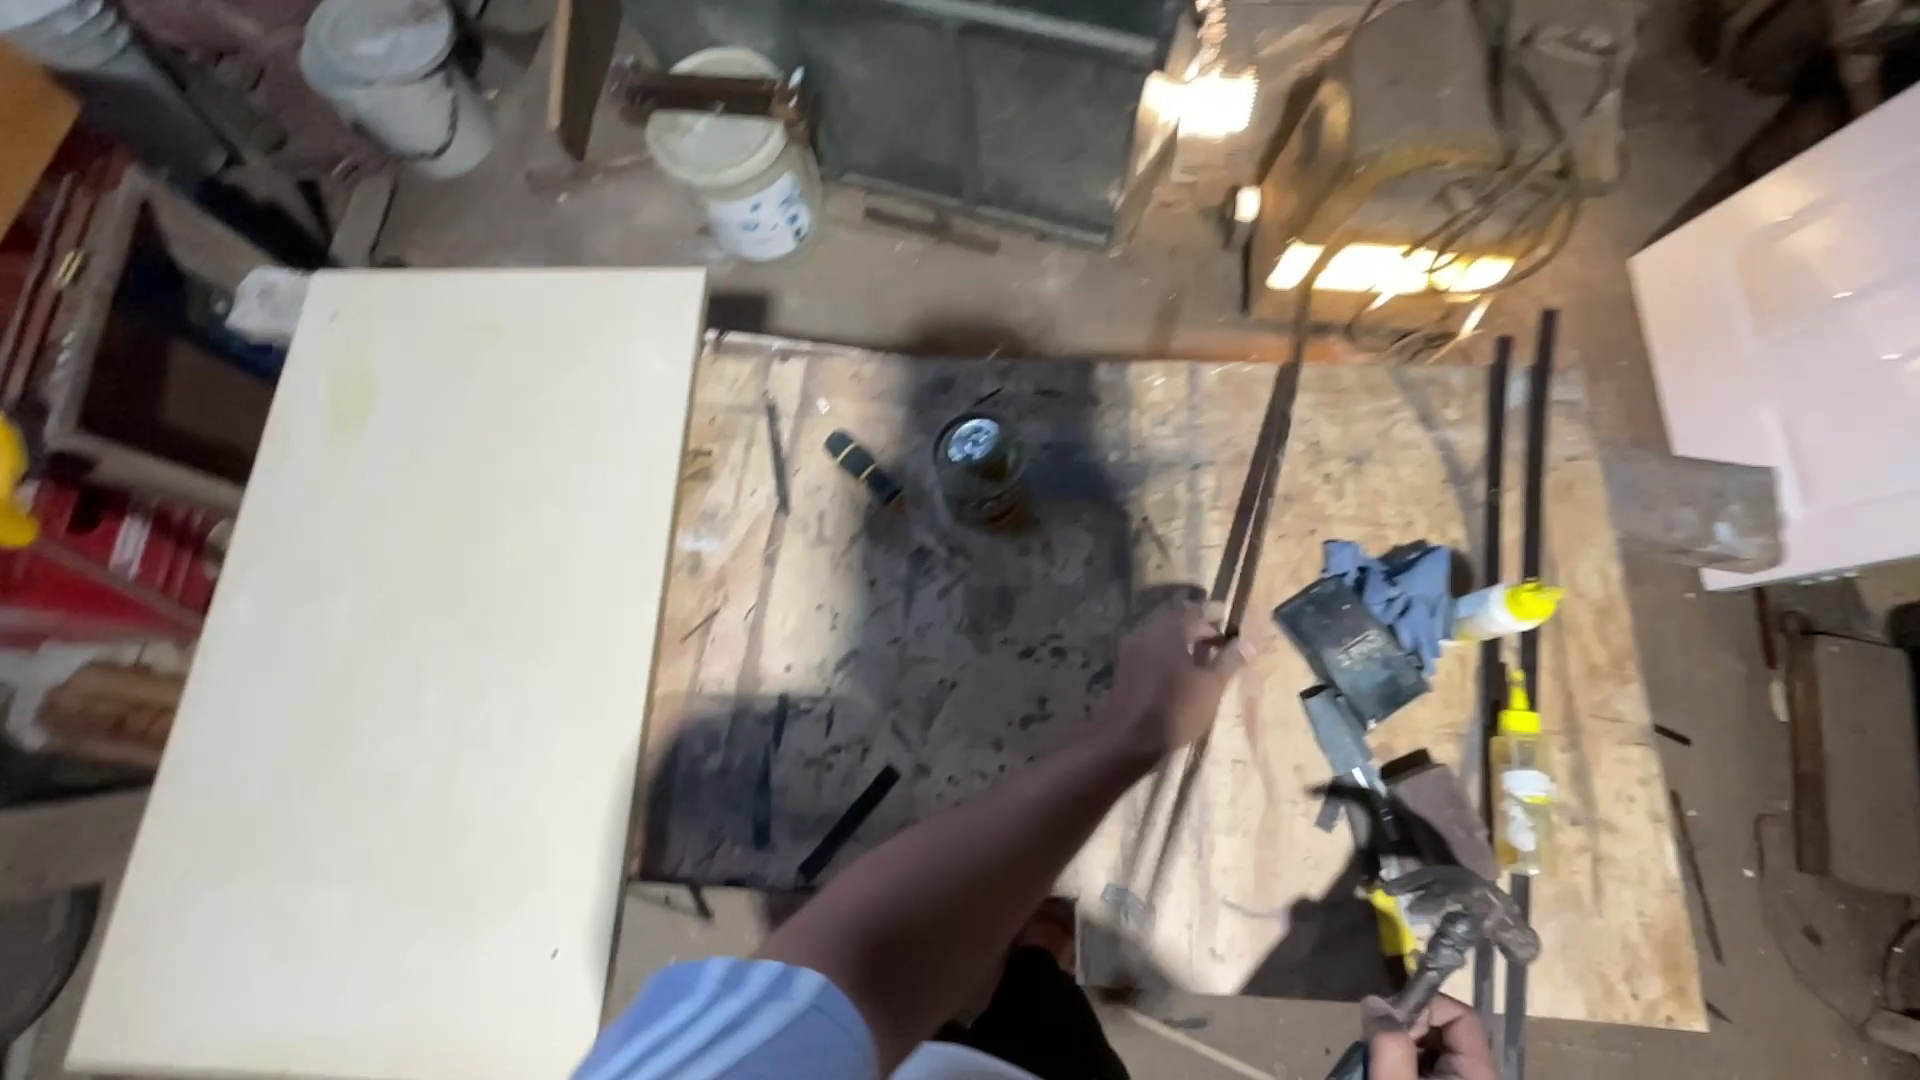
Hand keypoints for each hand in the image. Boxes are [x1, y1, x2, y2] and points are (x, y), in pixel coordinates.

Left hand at [1104, 602, 1247, 759]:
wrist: (1129, 737)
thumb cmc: (1176, 708)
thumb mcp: (1211, 686)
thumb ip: (1229, 661)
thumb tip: (1248, 643)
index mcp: (1167, 631)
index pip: (1193, 612)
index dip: (1212, 616)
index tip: (1227, 621)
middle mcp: (1146, 633)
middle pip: (1174, 622)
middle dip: (1197, 628)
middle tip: (1218, 640)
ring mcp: (1131, 650)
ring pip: (1161, 637)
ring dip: (1182, 641)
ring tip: (1203, 656)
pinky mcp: (1124, 668)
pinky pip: (1150, 650)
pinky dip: (1167, 653)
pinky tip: (1180, 670)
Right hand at [1363, 994, 1494, 1079]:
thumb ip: (1389, 1043)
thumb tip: (1374, 1001)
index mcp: (1476, 1074)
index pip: (1461, 1015)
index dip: (1425, 1006)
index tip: (1390, 1017)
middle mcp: (1474, 1075)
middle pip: (1443, 1026)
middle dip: (1405, 1023)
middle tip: (1377, 1038)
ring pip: (1429, 1042)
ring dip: (1399, 1039)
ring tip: (1377, 1055)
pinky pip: (1424, 1059)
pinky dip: (1401, 1055)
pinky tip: (1384, 1065)